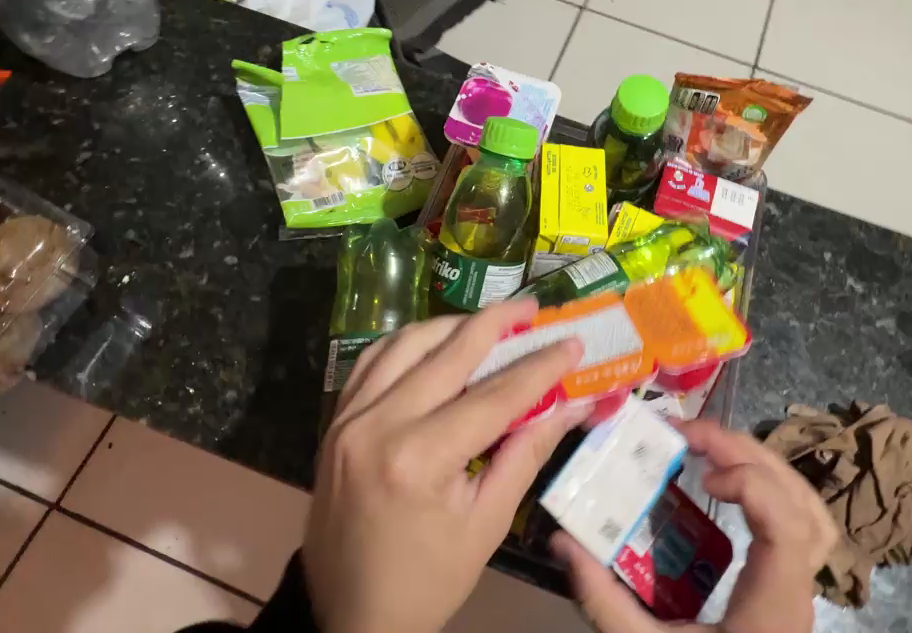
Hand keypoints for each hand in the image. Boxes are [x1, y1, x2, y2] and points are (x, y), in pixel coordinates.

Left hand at [303, 298, 585, 632]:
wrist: (347, 617)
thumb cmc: (427, 581)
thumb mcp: (488, 523)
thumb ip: (529, 451)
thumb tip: (575, 402)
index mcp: (419, 458)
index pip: (494, 395)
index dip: (539, 366)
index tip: (572, 342)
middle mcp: (378, 423)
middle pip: (448, 352)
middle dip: (496, 324)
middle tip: (532, 309)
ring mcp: (349, 417)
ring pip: (406, 343)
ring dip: (451, 326)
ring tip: (490, 323)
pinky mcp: (336, 419)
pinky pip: (374, 360)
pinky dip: (410, 343)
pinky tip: (437, 343)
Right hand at [552, 420, 837, 632]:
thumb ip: (603, 599)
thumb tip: (560, 540)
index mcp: (774, 606)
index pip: (788, 527)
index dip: (753, 484)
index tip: (703, 477)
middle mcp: (800, 591)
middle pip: (801, 503)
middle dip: (749, 455)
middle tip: (693, 436)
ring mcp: (804, 588)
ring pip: (811, 509)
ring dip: (765, 466)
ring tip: (713, 449)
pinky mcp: (793, 587)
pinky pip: (805, 524)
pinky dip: (775, 489)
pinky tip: (735, 484)